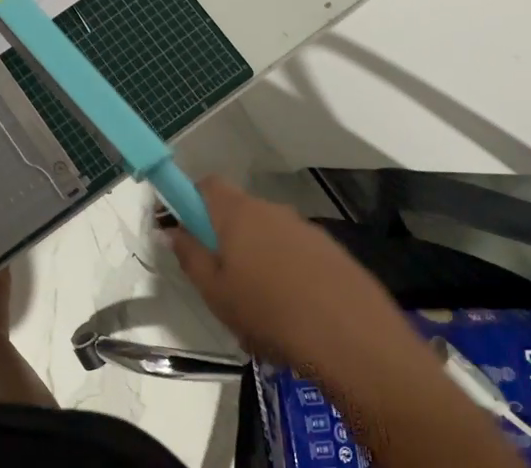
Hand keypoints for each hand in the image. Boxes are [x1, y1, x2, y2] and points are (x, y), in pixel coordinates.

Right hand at [167, 177, 404, 366]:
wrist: (358, 346)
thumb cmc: (270, 313)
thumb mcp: (214, 291)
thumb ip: (189, 255)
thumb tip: (173, 230)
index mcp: (238, 213)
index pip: (207, 184)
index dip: (191, 201)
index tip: (186, 231)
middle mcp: (274, 212)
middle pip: (240, 212)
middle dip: (227, 238)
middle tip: (222, 279)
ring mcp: (311, 232)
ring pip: (272, 236)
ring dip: (261, 259)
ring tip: (261, 306)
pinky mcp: (339, 257)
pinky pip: (302, 257)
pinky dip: (293, 275)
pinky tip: (296, 314)